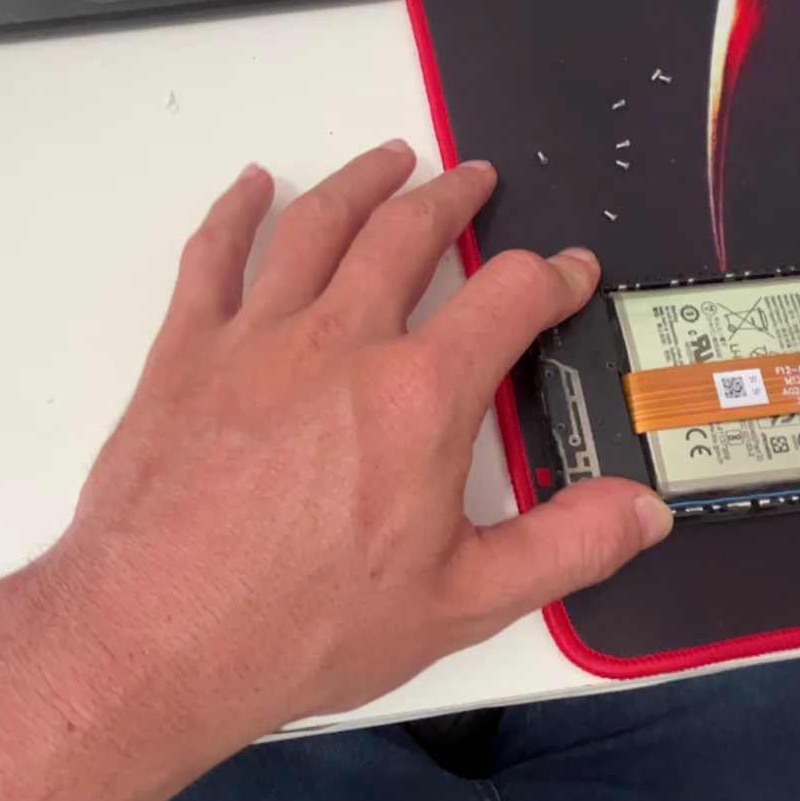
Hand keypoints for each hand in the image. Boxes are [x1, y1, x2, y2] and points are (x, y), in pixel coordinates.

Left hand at [33, 141, 670, 739]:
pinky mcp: (184, 355)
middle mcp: (339, 345)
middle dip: (454, 200)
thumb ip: (564, 547)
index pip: (508, 299)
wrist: (160, 640)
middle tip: (475, 181)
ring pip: (317, 226)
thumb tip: (639, 510)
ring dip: (363, 183)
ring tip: (391, 161)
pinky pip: (212, 256)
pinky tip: (254, 187)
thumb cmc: (305, 627)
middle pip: (408, 235)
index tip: (566, 274)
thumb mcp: (460, 603)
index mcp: (418, 399)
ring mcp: (254, 341)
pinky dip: (237, 212)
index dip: (552, 278)